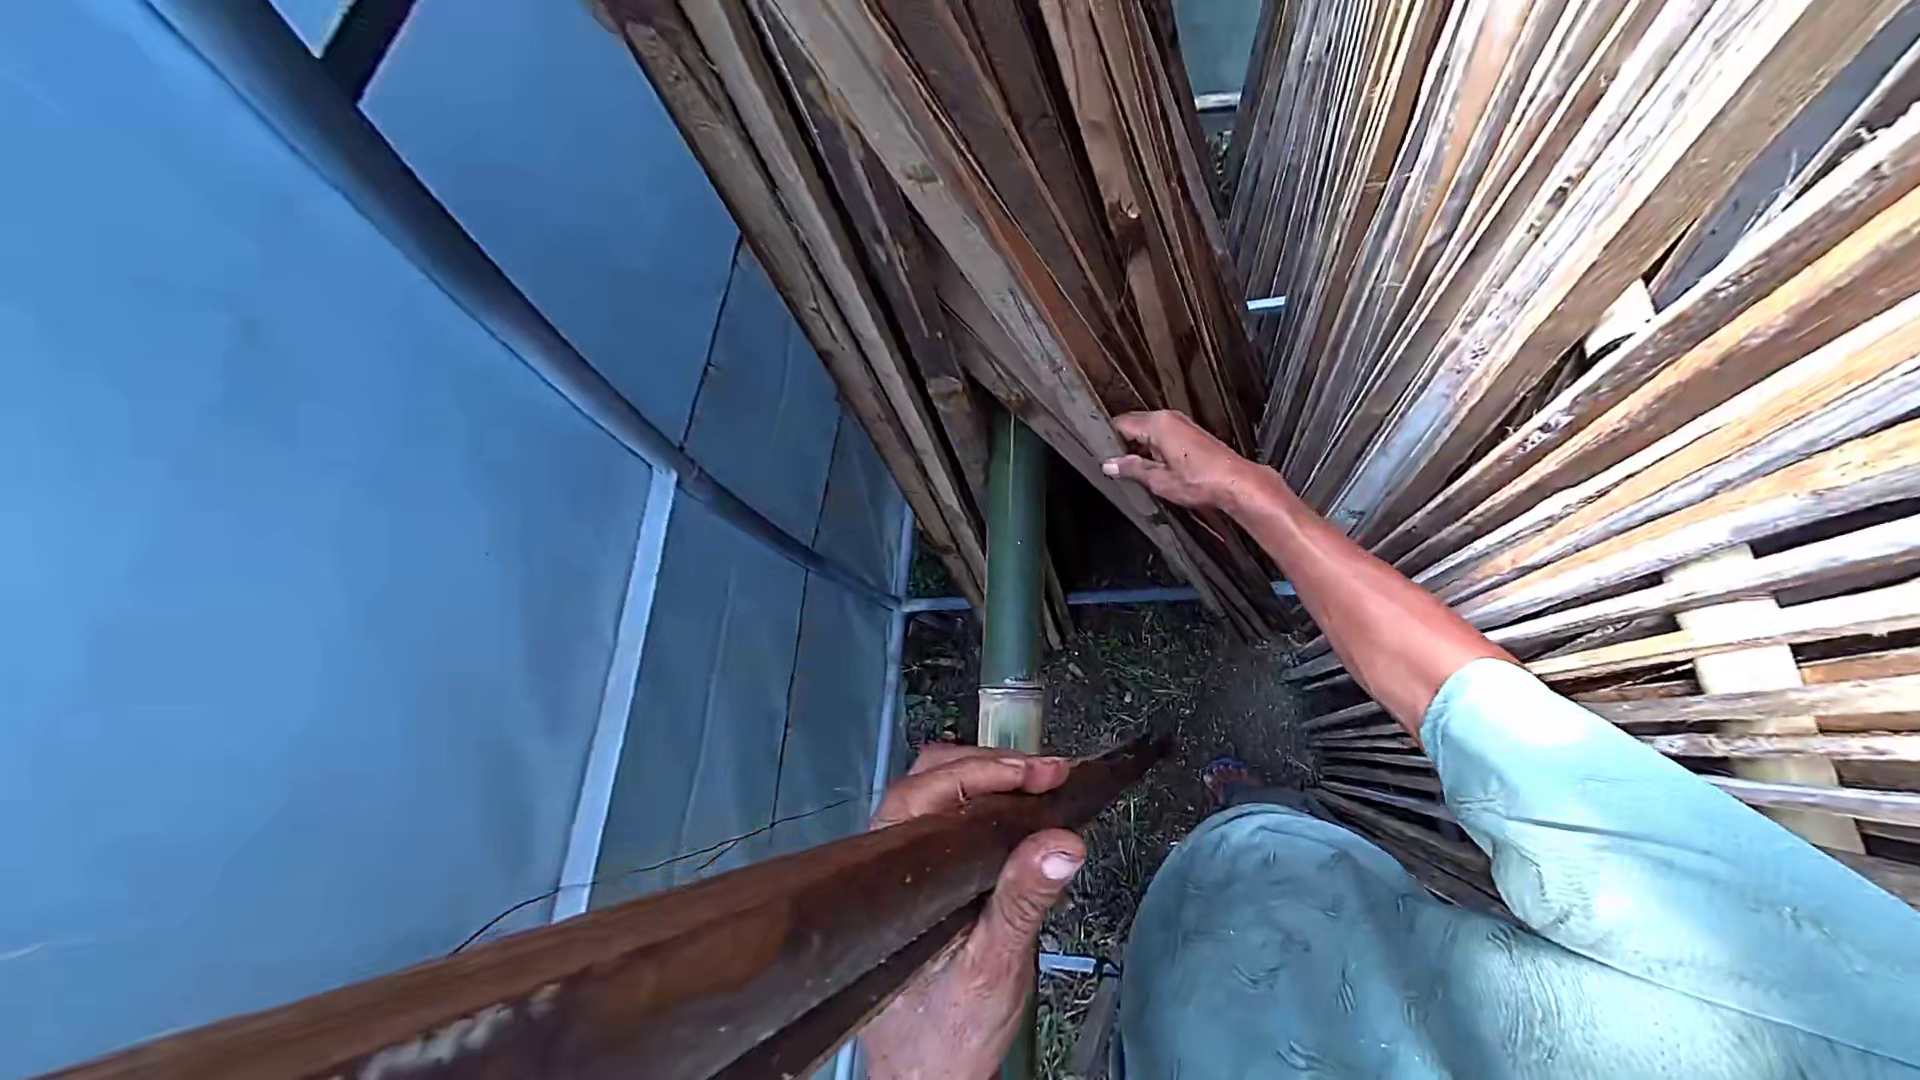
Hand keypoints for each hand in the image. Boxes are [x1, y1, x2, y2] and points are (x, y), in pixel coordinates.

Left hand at [862, 745, 1085, 1079]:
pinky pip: (952, 812)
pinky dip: (989, 798)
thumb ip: (1023, 900)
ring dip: (991, 777)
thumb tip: (1064, 841)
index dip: (987, 773)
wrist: (924, 1078)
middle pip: (934, 775)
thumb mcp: (994, 965)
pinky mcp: (925, 868)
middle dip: (994, 765)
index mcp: (895, 870)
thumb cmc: (946, 1030)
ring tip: (1041, 781)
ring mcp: (905, 857)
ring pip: (941, 788)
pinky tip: (1020, 806)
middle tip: (1048, 773)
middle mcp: (890, 851)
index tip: (1040, 773)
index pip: (933, 790)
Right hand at [1101, 410, 1262, 510]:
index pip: (1120, 424)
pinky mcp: (1190, 433)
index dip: (1108, 440)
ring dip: (1140, 448)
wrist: (1235, 483)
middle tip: (1119, 468)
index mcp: (1156, 424)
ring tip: (1140, 471)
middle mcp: (1169, 418)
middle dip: (1124, 444)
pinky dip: (1155, 448)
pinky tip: (1158, 468)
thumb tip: (1110, 465)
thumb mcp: (1157, 479)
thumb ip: (1130, 468)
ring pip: (1148, 430)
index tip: (1104, 456)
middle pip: (1133, 425)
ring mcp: (1181, 424)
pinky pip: (1162, 434)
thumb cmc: (1202, 480)